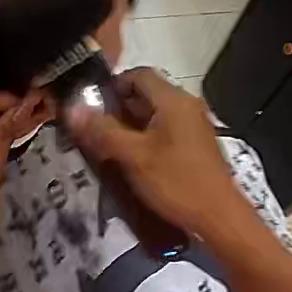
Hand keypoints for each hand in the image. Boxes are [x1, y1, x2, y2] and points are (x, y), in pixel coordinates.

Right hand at [64, 69, 255, 244]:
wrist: (219, 216)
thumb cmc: (176, 182)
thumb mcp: (133, 157)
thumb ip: (103, 131)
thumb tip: (72, 110)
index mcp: (174, 100)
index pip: (138, 74)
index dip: (112, 85)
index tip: (92, 106)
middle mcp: (188, 105)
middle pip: (147, 93)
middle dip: (120, 108)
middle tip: (96, 129)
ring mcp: (196, 124)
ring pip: (157, 114)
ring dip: (132, 125)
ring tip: (110, 146)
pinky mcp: (197, 144)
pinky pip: (168, 129)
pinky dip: (149, 137)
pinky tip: (135, 158)